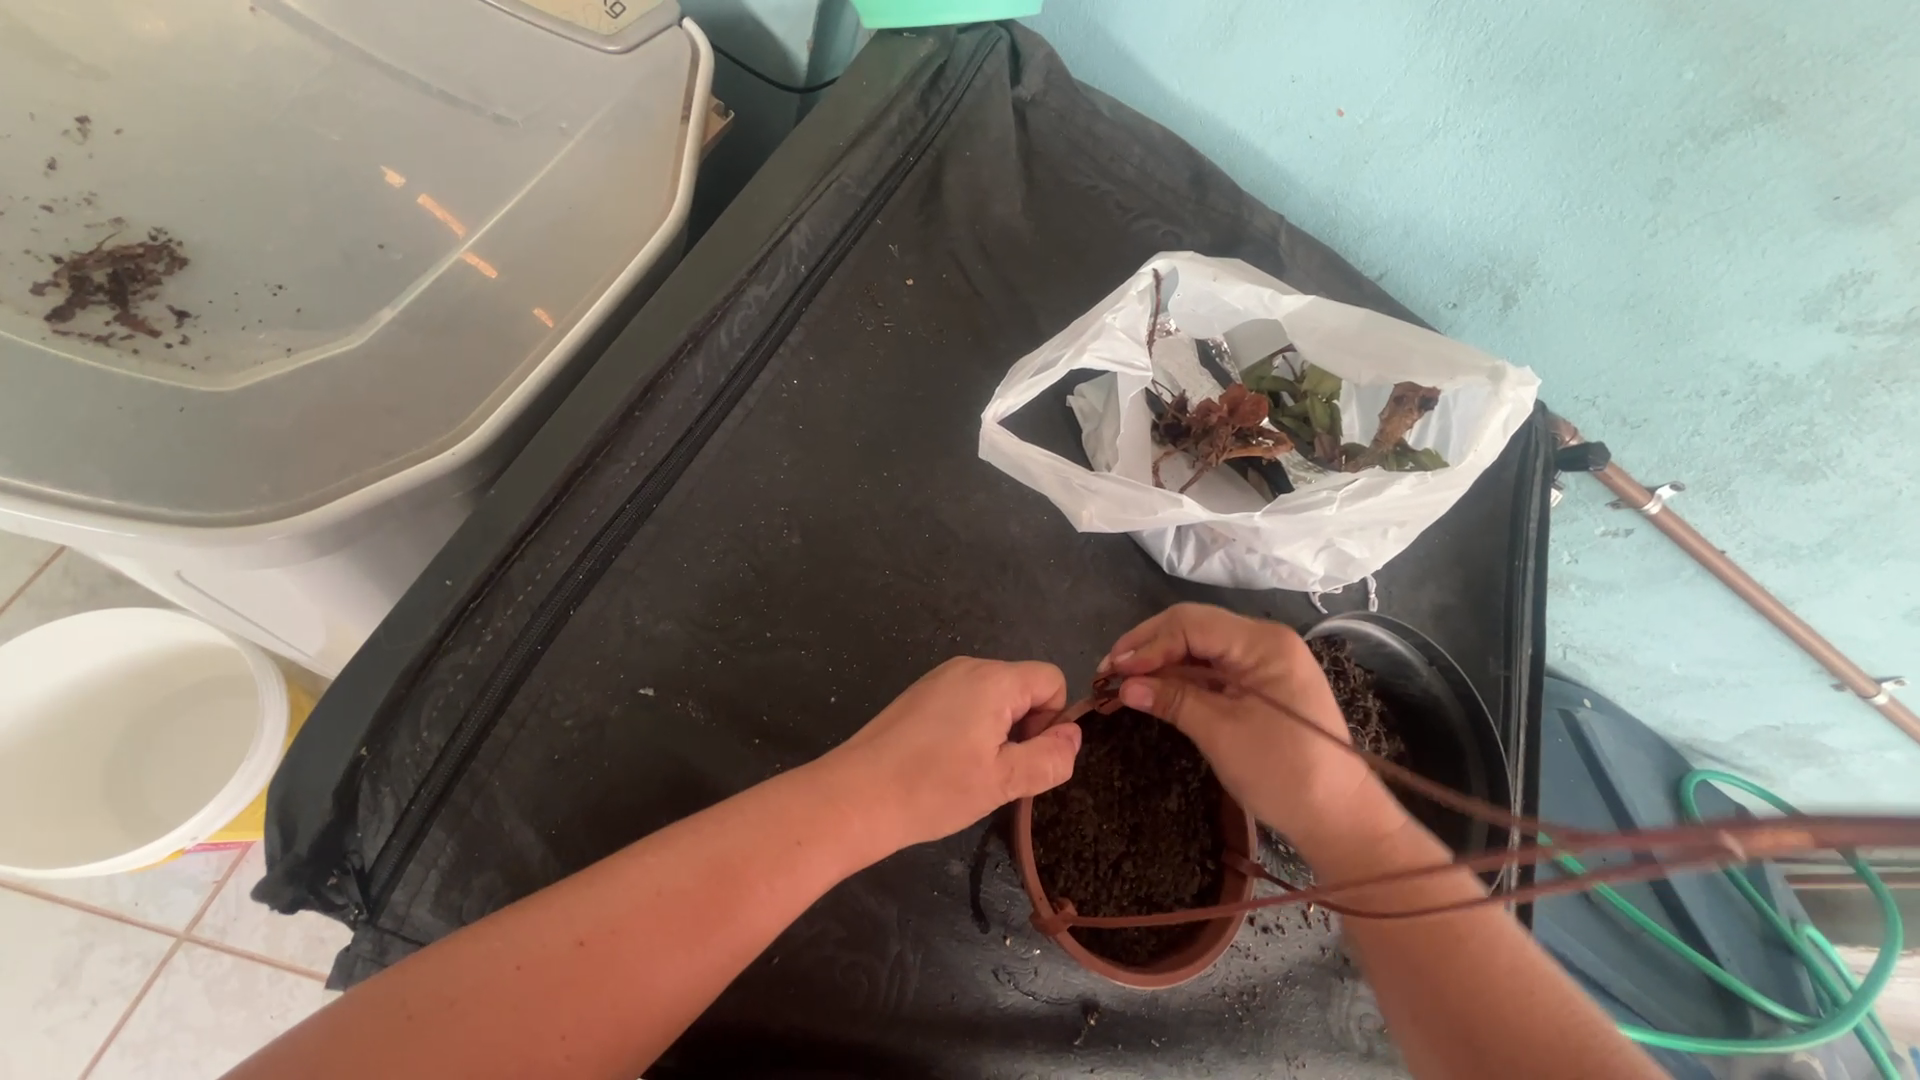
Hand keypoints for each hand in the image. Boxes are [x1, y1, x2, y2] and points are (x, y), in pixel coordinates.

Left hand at [818, 658, 1081, 854]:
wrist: (855, 797)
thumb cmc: (934, 788)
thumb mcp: (1004, 781)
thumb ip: (1050, 756)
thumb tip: (1073, 735)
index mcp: (994, 679)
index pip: (1051, 679)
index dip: (1051, 720)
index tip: (1024, 757)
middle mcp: (968, 667)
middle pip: (1022, 687)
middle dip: (1023, 728)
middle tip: (996, 772)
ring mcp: (938, 679)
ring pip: (993, 698)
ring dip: (995, 732)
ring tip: (968, 772)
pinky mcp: (918, 695)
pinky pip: (964, 703)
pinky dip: (968, 730)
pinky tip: (943, 764)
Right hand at [1102, 604, 1405, 853]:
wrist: (1340, 819)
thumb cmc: (1284, 773)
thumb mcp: (1221, 733)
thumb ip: (1172, 700)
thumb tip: (1124, 685)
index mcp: (1263, 643)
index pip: (1190, 623)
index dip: (1147, 643)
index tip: (1112, 670)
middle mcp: (1264, 641)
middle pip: (1192, 628)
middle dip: (1148, 648)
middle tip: (1108, 672)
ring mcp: (1263, 663)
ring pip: (1198, 647)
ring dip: (1160, 662)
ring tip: (1121, 681)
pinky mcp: (1259, 685)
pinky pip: (1211, 669)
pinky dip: (1180, 678)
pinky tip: (1152, 690)